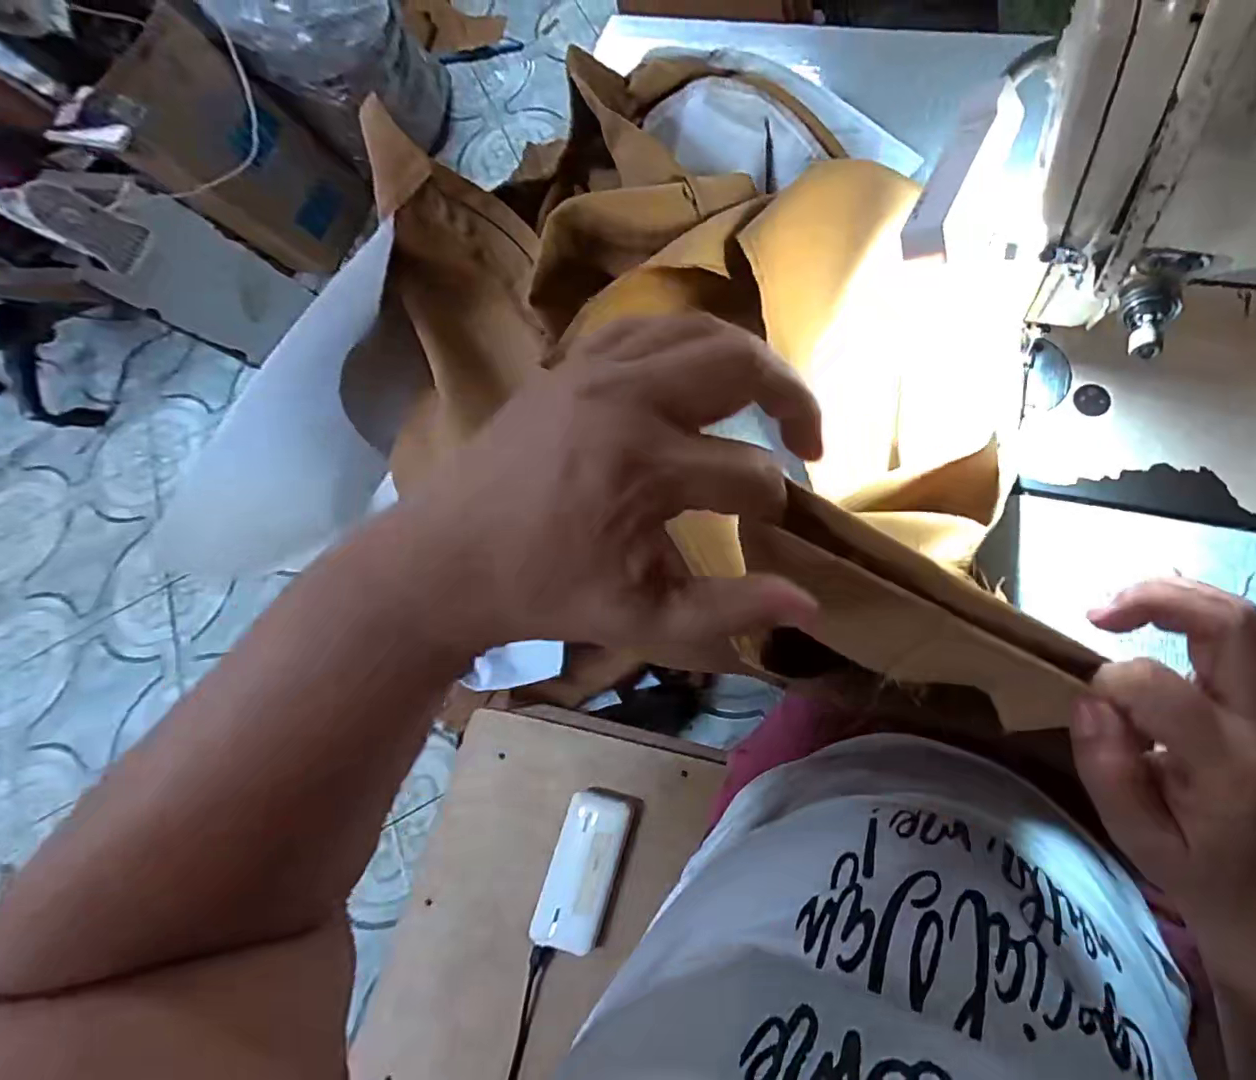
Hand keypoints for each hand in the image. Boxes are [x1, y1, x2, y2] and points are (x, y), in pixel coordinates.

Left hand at [396, 314, 823, 650]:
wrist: (444, 558)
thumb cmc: (545, 593)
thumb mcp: (642, 619)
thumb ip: (731, 609)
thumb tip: (812, 604)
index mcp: (644, 467)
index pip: (751, 474)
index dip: (774, 505)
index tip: (767, 529)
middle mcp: (626, 398)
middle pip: (742, 364)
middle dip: (794, 400)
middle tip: (809, 441)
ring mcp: (594, 367)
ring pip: (702, 330)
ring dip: (751, 363)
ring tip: (770, 402)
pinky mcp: (571, 360)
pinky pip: (652, 327)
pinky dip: (694, 345)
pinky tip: (701, 381)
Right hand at [1067, 578, 1255, 920]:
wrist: (1247, 873)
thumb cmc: (1187, 859)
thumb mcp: (1134, 839)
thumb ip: (1108, 773)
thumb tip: (1089, 701)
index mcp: (1230, 766)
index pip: (1163, 690)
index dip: (1109, 682)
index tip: (1086, 701)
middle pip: (1231, 624)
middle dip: (1156, 600)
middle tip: (1095, 615)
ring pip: (1232, 613)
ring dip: (1165, 595)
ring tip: (1107, 613)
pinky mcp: (1250, 689)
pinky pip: (1223, 626)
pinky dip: (1175, 606)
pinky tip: (1136, 617)